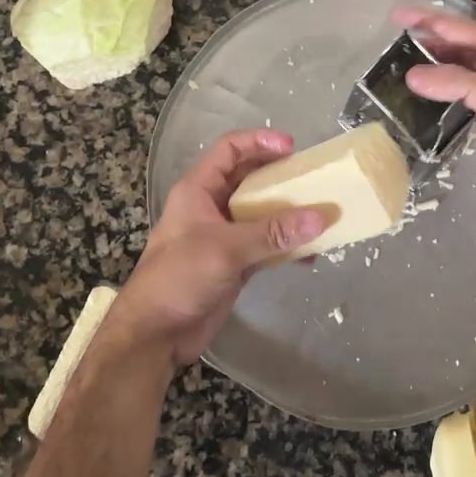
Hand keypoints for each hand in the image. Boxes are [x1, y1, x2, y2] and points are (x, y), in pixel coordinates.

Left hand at [110, 130, 327, 366]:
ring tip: (319, 213)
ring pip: (261, 212)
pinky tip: (309, 255)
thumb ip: (274, 232)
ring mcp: (223, 236)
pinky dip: (286, 246)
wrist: (154, 335)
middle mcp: (211, 207)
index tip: (292, 148)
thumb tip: (321, 218)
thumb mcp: (227, 248)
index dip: (259, 141)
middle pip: (249, 178)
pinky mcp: (234, 263)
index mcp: (199, 190)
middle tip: (312, 178)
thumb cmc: (179, 277)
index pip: (229, 150)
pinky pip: (266, 244)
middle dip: (280, 176)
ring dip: (288, 213)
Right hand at [399, 10, 475, 199]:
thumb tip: (413, 74)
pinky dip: (460, 85)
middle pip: (464, 43)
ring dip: (445, 63)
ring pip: (472, 64)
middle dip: (433, 40)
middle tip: (400, 43)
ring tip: (416, 67)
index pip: (455, 27)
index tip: (395, 16)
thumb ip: (453, 83)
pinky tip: (449, 98)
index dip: (425, 19)